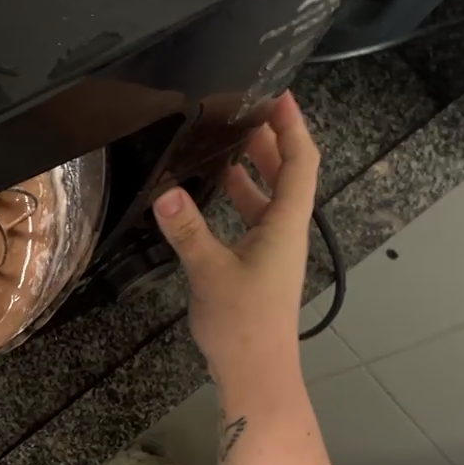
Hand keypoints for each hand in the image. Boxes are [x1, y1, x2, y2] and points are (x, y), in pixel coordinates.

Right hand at [153, 94, 320, 384]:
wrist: (255, 369)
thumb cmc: (243, 320)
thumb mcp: (210, 272)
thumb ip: (187, 231)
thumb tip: (163, 193)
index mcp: (285, 224)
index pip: (299, 161)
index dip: (291, 127)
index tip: (278, 96)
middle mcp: (284, 232)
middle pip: (286, 176)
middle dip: (269, 143)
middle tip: (244, 114)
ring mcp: (271, 252)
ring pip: (266, 201)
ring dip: (250, 174)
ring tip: (224, 148)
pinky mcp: (255, 269)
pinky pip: (250, 223)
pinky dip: (235, 204)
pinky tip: (210, 201)